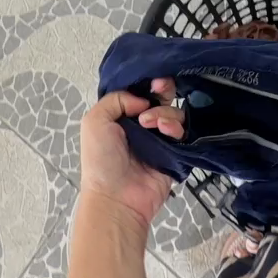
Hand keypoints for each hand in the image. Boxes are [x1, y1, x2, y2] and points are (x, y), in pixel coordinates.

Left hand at [78, 78, 183, 229]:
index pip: (141, 90)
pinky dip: (174, 126)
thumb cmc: (101, 160)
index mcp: (123, 115)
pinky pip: (182, 131)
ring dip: (163, 111)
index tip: (151, 79)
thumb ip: (116, 98)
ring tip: (150, 124)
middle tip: (159, 88)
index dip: (147, 82)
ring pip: (173, 110)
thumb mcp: (95, 121)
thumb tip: (142, 100)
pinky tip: (164, 131)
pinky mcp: (174, 152)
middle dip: (163, 88)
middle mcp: (143, 123)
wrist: (116, 198)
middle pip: (161, 96)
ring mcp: (159, 137)